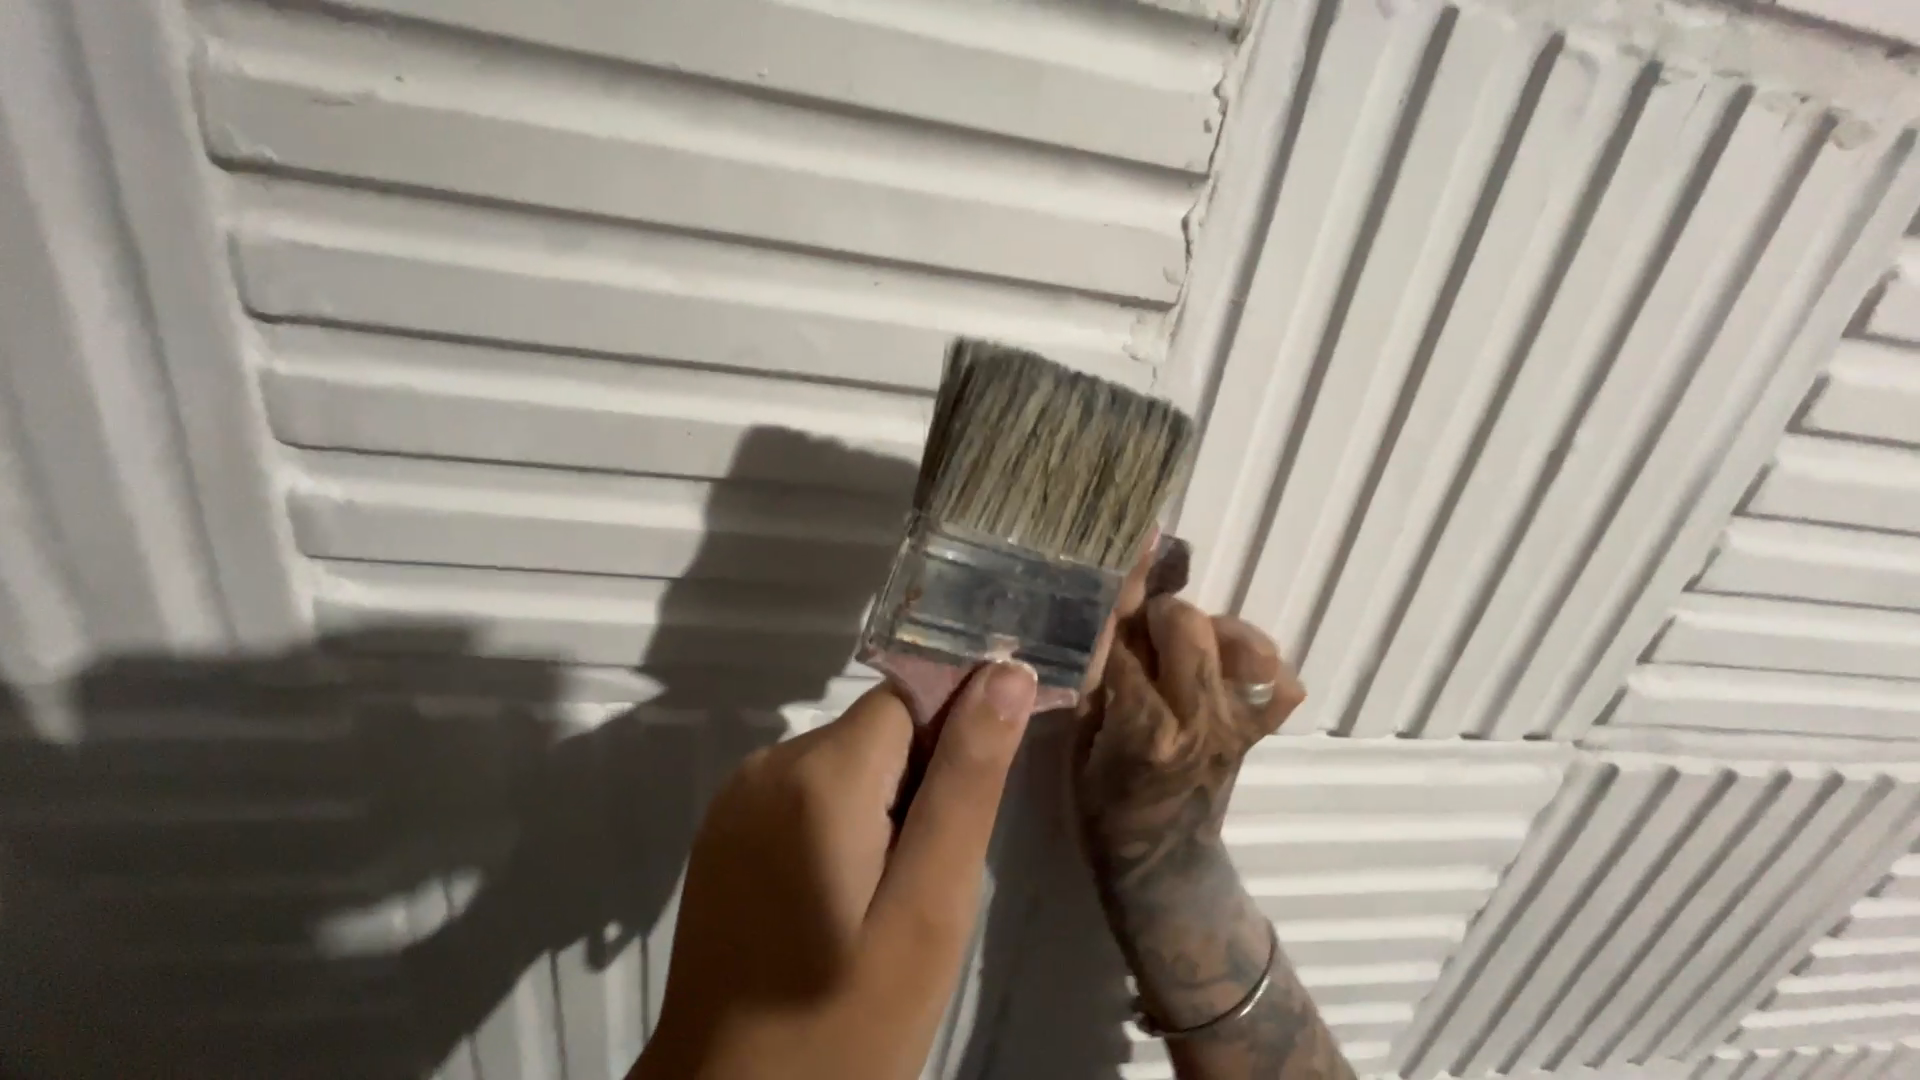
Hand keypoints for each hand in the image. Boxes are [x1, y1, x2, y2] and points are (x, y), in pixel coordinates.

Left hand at [632, 662, 1037, 1079]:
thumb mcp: (930, 906)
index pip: (911, 695)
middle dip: (920, 779)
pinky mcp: (723, 831)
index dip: (956, 734)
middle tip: (929, 875)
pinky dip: (840, 822)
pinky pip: (805, 792)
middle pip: (877, 729)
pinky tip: (841, 896)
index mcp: (819, 771)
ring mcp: (736, 797)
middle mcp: (767, 762)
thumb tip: (1005, 673)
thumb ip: (968, 780)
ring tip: (886, 894)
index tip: (970, 802)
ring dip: (882, 804)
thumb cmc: (849, 1019)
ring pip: (845, 760)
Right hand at [1073, 598, 1356, 1079]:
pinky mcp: (1261, 729)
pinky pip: (1279, 679)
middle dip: (1156, 610)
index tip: (1100, 569)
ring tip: (1183, 641)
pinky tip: (1221, 663)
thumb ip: (1091, 682)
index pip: (1122, 645)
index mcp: (1143, 731)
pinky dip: (1253, 660)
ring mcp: (1239, 724)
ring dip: (1209, 629)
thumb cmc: (1105, 806)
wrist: (1164, 864)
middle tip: (1137, 623)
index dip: (1109, 605)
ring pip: (1246, 644)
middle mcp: (1199, 721)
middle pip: (1188, 626)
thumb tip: (1098, 615)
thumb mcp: (1079, 746)